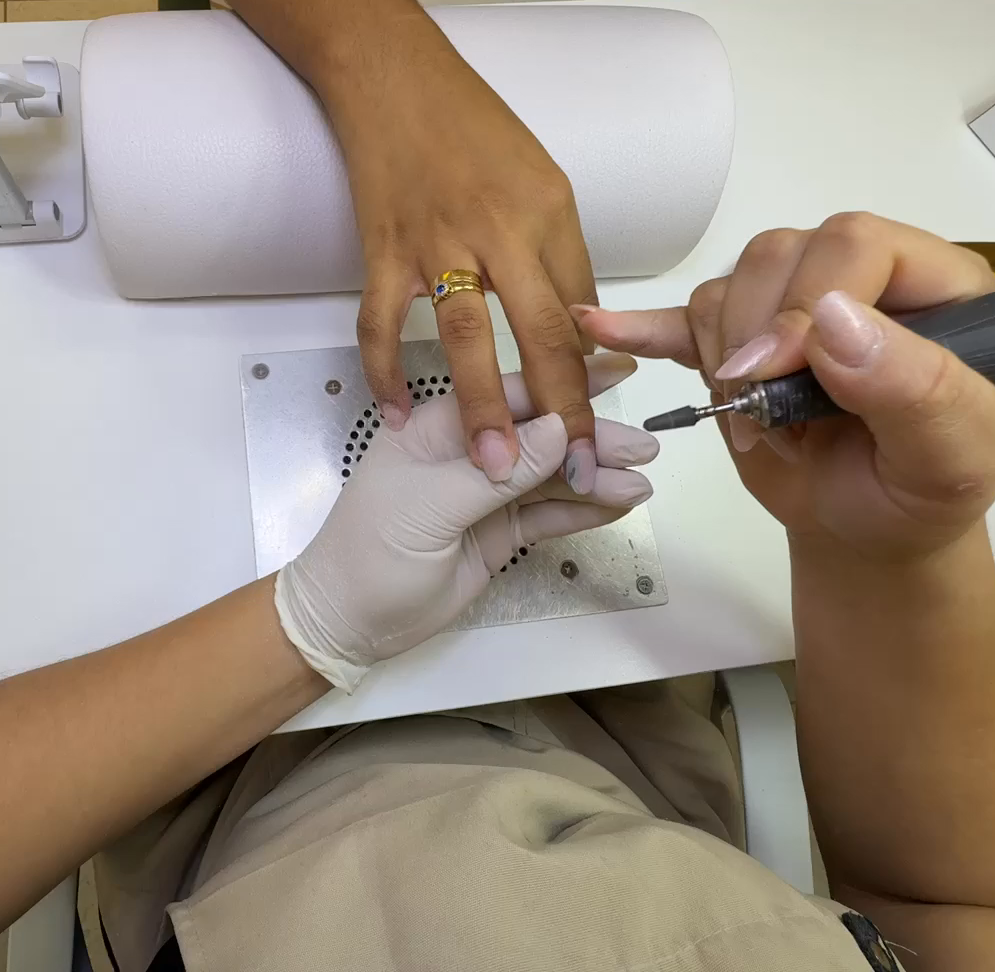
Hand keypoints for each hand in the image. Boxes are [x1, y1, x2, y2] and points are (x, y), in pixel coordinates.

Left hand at [277, 353, 652, 689]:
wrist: (349, 621)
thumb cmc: (373, 551)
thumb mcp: (430, 506)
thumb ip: (498, 473)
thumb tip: (562, 427)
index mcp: (438, 428)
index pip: (506, 396)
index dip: (560, 385)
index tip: (617, 373)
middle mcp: (467, 453)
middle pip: (537, 437)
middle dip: (588, 439)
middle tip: (645, 447)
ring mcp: (484, 494)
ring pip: (547, 478)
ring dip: (593, 478)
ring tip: (643, 482)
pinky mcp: (497, 533)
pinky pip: (545, 516)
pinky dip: (580, 511)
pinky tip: (617, 505)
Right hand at [321, 38, 600, 495]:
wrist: (392, 76)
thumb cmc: (474, 125)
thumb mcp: (542, 179)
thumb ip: (560, 254)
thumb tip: (575, 325)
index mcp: (548, 213)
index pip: (581, 310)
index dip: (593, 378)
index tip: (599, 432)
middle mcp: (499, 232)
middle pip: (540, 333)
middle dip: (561, 411)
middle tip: (573, 474)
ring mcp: (435, 244)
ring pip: (465, 337)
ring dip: (480, 406)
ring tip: (493, 467)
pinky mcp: (382, 251)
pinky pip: (379, 323)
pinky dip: (383, 372)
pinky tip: (394, 415)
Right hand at [577, 213, 994, 559]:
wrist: (861, 525)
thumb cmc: (914, 496)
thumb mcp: (951, 457)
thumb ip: (915, 387)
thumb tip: (830, 319)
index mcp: (930, 288)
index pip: (855, 245)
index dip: (806, 300)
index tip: (777, 373)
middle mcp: (854, 283)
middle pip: (777, 255)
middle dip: (753, 335)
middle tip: (761, 408)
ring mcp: (784, 311)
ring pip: (725, 288)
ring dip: (718, 356)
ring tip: (749, 421)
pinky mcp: (729, 346)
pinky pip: (680, 321)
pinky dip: (641, 327)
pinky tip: (602, 327)